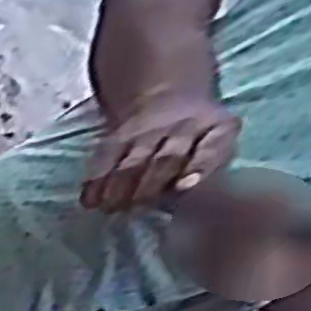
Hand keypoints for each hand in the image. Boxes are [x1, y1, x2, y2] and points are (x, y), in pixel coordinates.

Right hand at [82, 94, 240, 212]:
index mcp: (218, 127)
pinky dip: (94, 187)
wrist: (166, 101)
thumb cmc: (195, 137)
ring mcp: (145, 133)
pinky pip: (101, 167)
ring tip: (111, 208)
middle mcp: (184, 126)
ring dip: (118, 192)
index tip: (183, 187)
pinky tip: (92, 202)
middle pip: (164, 160)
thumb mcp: (217, 143)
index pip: (213, 146)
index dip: (199, 166)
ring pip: (130, 166)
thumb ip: (209, 165)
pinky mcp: (113, 141)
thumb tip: (183, 189)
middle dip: (148, 189)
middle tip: (135, 209)